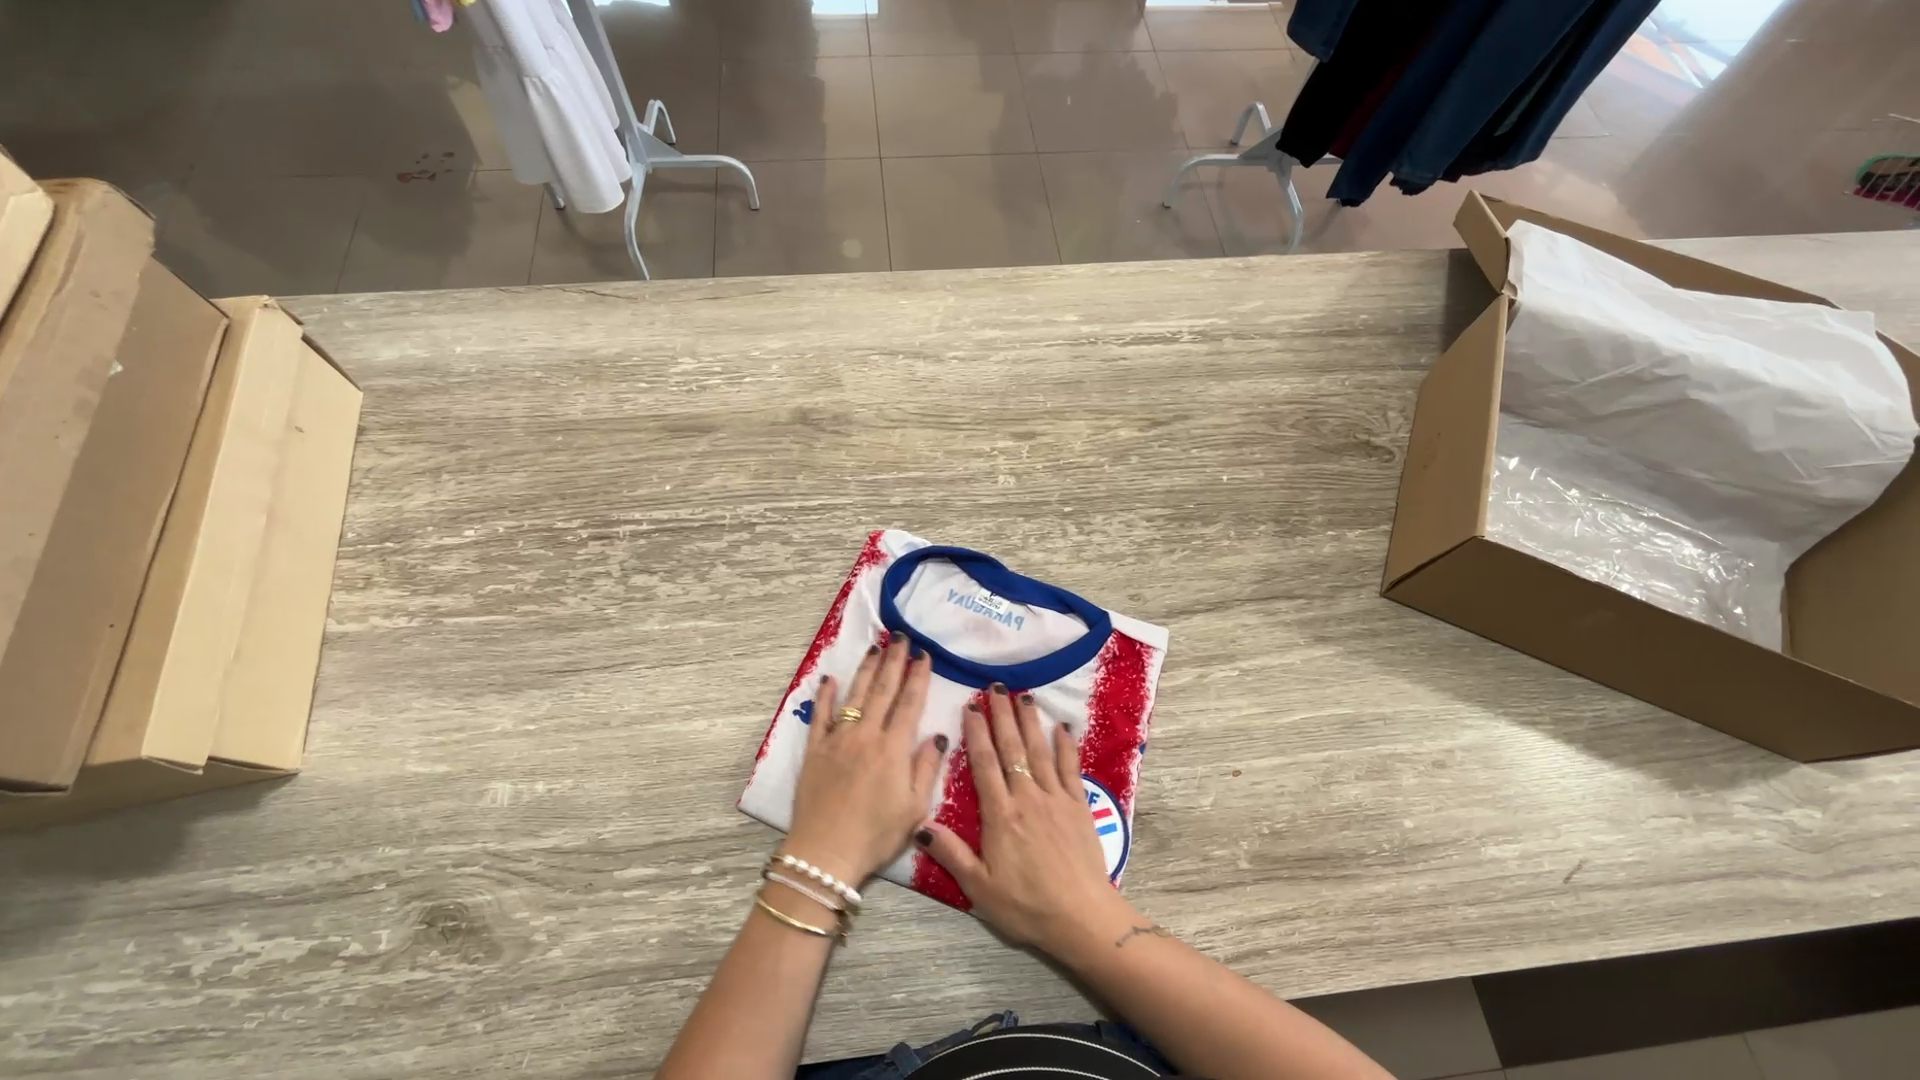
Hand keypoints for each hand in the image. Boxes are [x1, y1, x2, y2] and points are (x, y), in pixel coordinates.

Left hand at [783, 636, 946, 886]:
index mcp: (894, 749)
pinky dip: (825, 695)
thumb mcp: (915, 808)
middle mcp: (866, 735)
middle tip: (901, 637)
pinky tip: (829, 679)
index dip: (918, 677)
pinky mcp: (814, 750)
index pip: (910, 703)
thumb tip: (939, 736)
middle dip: (894, 661)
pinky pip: (820, 716)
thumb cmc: (876, 835)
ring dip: (867, 670)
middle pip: (883, 690)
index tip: (924, 655)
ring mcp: (838, 740)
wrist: (825, 852)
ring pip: (855, 695)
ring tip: (876, 647)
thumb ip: (926, 768)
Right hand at [915, 685, 1137, 955]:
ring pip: (1039, 751)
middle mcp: (1027, 798)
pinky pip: (1070, 768)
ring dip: (1030, 721)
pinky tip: (1062, 727)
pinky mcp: (1079, 806)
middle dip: (1002, 715)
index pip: (985, 764)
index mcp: (1000, 815)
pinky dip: (1066, 745)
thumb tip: (920, 824)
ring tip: (1023, 695)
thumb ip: (951, 853)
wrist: (1082, 918)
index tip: (970, 706)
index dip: (976, 733)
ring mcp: (1056, 799)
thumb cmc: (1026, 907)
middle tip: (996, 686)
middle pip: (1012, 748)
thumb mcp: (979, 888)